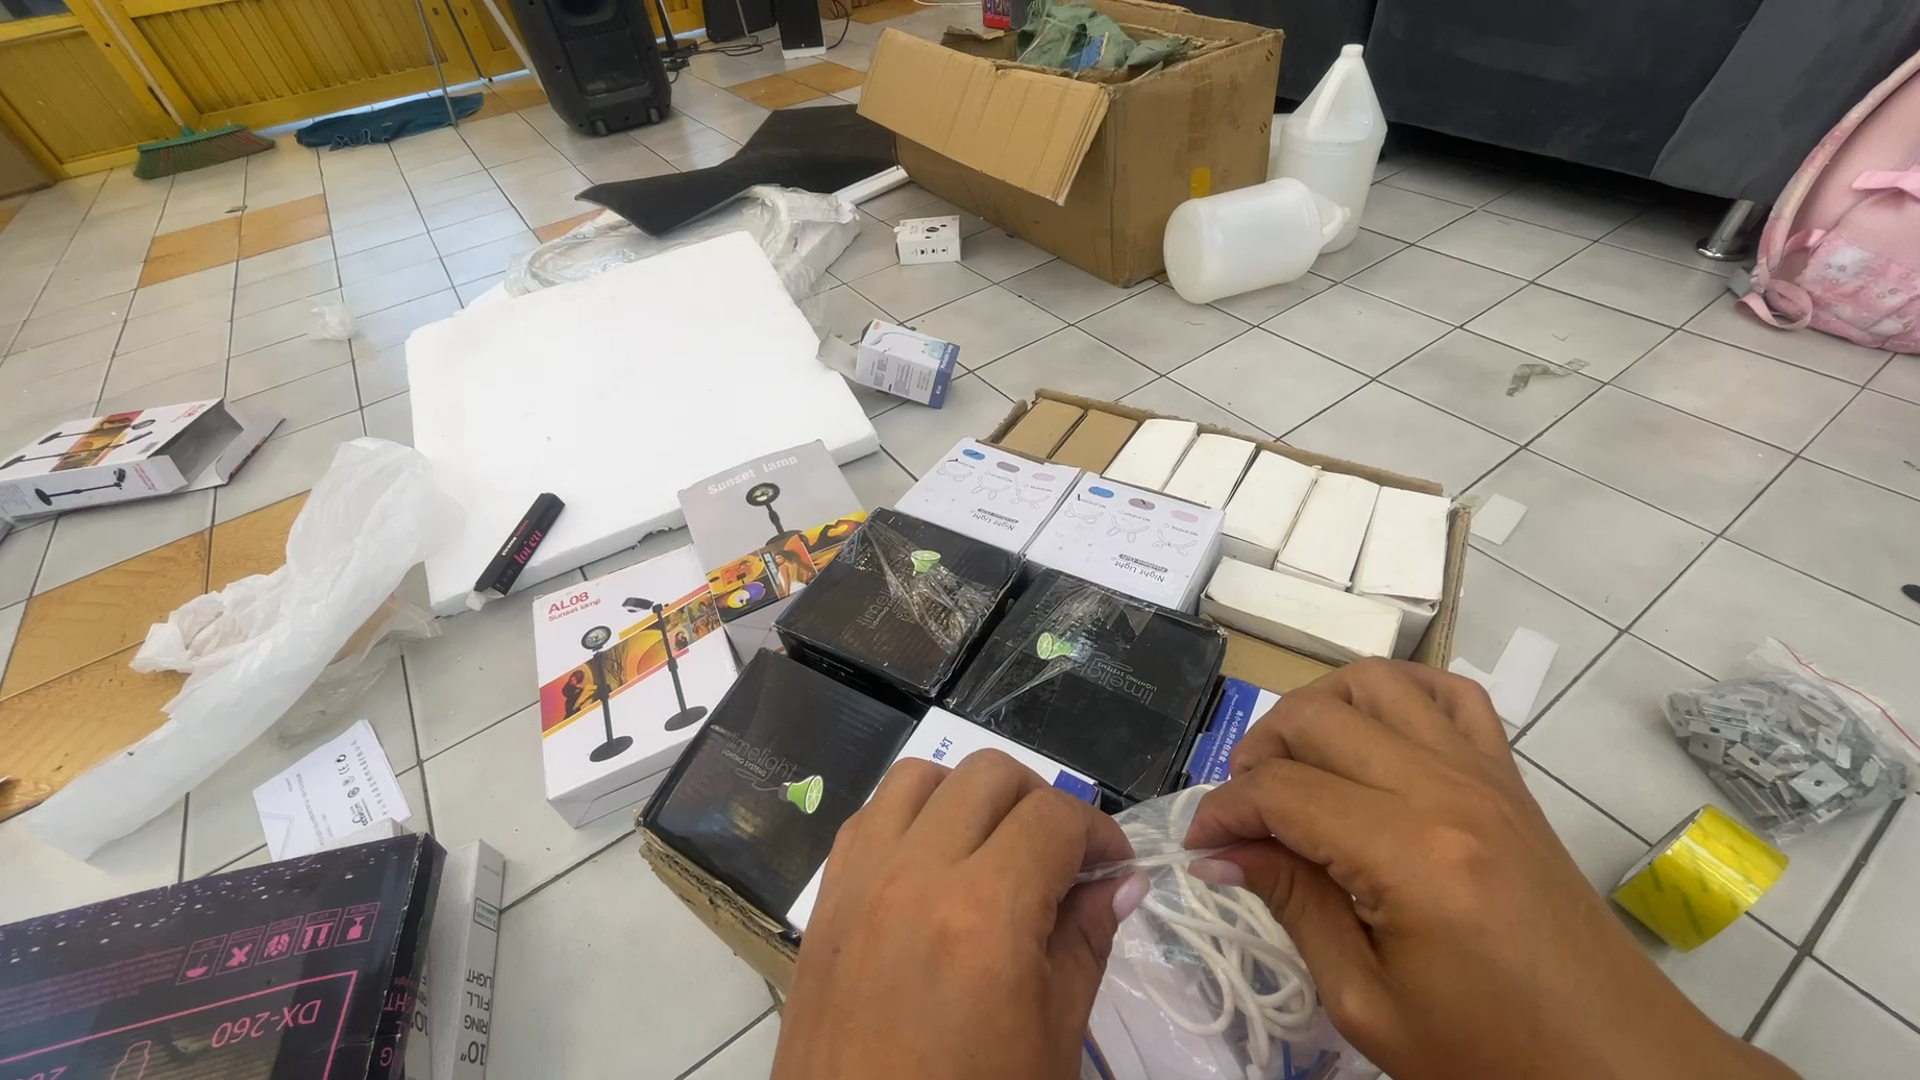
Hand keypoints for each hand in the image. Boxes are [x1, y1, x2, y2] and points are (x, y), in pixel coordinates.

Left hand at [774, 750, 1143, 1079]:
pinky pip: (871, 814)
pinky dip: (912, 814)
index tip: (1112, 865)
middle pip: (988, 773)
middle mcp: (916, 874)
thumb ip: (1086, 940)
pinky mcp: (828, 897)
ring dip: (968, 794)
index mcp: (983, 914)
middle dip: (1039, 800)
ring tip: (993, 844)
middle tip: (1058, 855)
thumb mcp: (1052, 1037)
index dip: (1098, 831)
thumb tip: (1119, 880)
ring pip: (921, 775)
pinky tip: (933, 861)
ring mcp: (862, 879)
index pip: (1053, 817)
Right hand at [1185, 659, 1798, 1079]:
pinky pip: (1449, 693)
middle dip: (1255, 755)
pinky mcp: (1508, 777)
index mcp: (1410, 856)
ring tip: (1297, 764)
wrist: (1623, 1071)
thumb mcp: (1366, 1003)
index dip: (1223, 812)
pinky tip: (1371, 734)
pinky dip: (1395, 694)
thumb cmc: (1490, 1055)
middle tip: (1244, 812)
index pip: (1281, 792)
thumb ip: (1290, 905)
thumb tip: (1217, 852)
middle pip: (1314, 718)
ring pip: (1373, 681)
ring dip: (1315, 709)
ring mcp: (1483, 773)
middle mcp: (1445, 790)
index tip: (1201, 845)